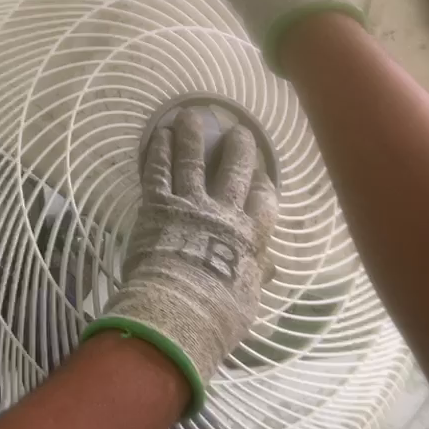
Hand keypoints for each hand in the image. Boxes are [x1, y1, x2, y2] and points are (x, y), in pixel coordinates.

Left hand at [83, 107, 276, 416]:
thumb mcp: (245, 300)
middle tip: (238, 129)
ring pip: (193, 162)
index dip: (265, 186)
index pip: (263, 204)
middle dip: (238, 149)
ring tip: (191, 114)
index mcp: (247, 238)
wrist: (177, 309)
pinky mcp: (158, 203)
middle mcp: (221, 214)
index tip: (265, 173)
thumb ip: (255, 277)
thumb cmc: (215, 313)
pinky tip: (159, 133)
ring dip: (192, 137)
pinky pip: (159, 171)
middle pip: (234, 172)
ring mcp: (188, 204)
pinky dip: (159, 150)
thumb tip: (271, 268)